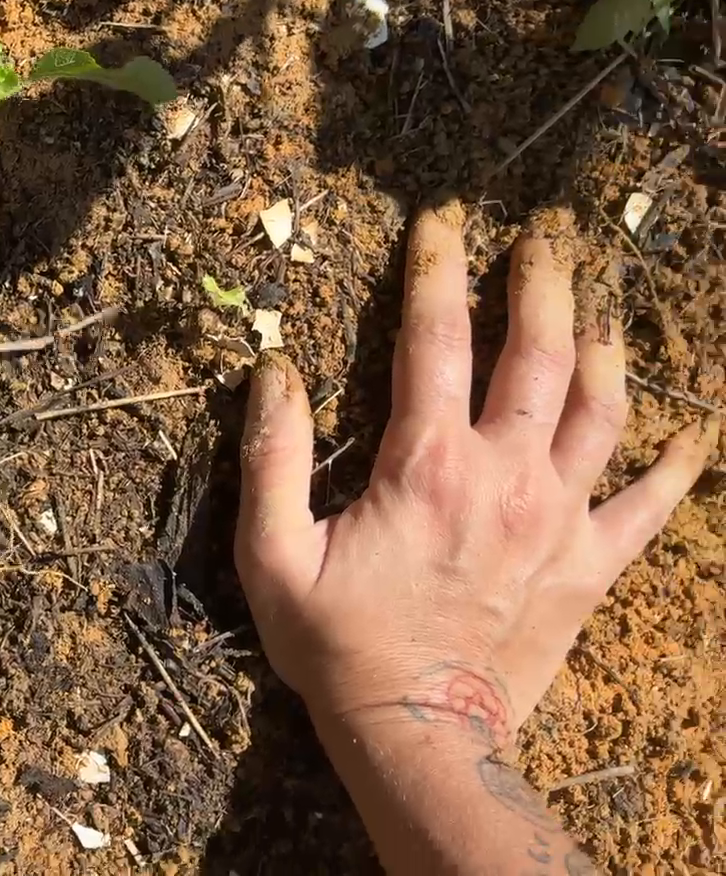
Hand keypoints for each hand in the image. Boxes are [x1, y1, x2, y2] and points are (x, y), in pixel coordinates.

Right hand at [237, 204, 716, 745]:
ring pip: (604, 415)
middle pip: (537, 362)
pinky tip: (698, 437)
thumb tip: (274, 371)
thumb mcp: (269, 547)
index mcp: (424, 466)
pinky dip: (679, 465)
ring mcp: (561, 523)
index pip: (434, 344)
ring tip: (598, 304)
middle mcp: (506, 479)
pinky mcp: (590, 569)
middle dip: (538, 290)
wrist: (418, 729)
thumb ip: (271, 455)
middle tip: (540, 237)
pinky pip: (651, 506)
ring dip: (604, 350)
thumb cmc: (329, 635)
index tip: (441, 222)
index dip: (437, 275)